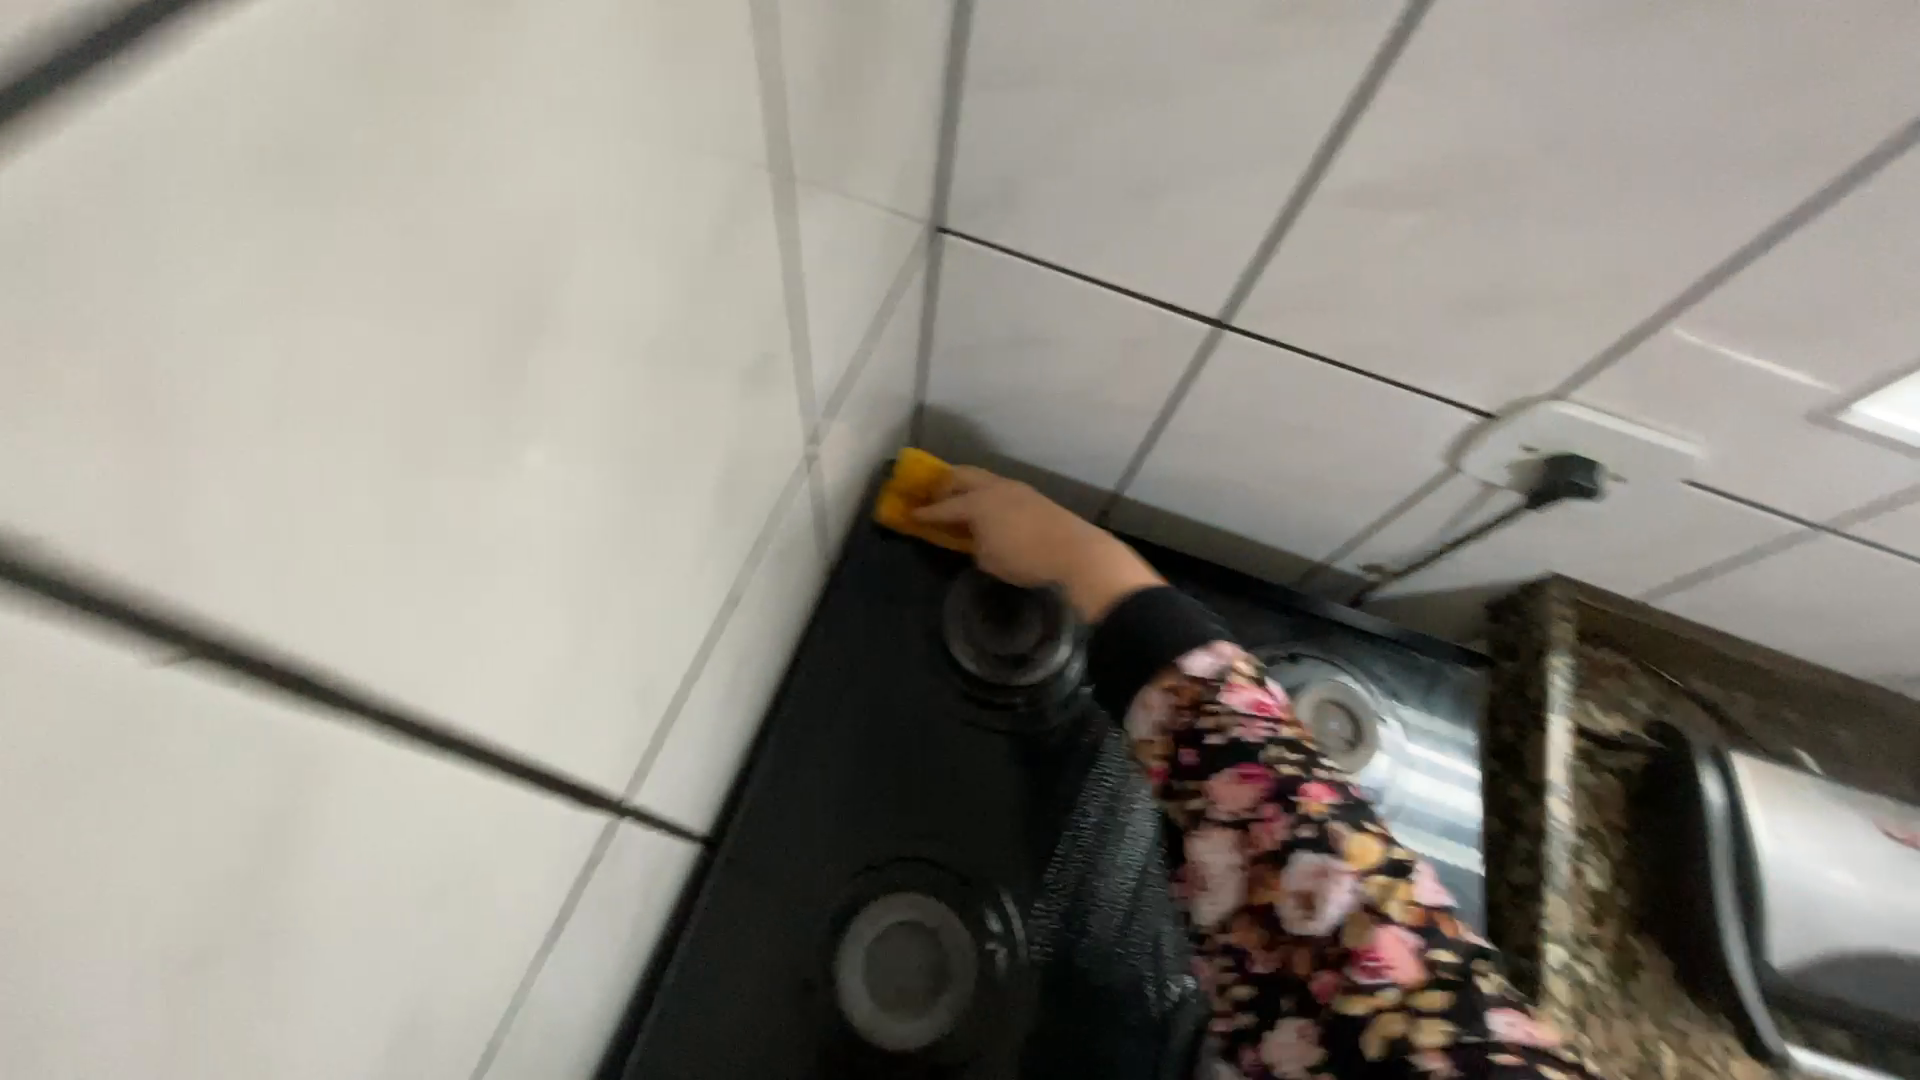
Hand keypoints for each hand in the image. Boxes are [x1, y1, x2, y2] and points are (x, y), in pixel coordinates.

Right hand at [912, 467, 1164, 621]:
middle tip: (934, 496)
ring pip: (983, 478)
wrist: (1075, 552)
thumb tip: (977, 538)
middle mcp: (993, 488)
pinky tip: (988, 507)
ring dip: (967, 486)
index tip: (911, 513)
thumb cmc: (1026, 559)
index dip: (925, 513)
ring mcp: (1015, 488)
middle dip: (944, 485)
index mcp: (977, 504)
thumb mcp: (990, 560)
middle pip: (961, 476)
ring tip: (960, 499)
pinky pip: (999, 487)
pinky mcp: (1032, 495)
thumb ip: (976, 545)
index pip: (943, 508)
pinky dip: (986, 493)